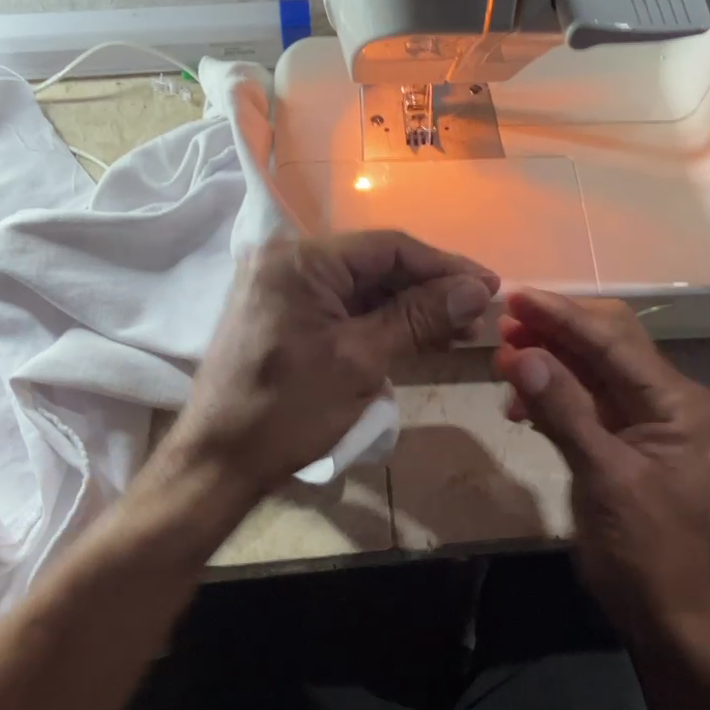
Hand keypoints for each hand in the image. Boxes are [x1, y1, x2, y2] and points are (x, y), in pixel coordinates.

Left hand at [166, 230, 497, 492]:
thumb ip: (419, 317)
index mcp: (300, 260)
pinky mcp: (280, 315)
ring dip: (407, 308)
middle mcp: (286, 260)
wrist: (219, 462)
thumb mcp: (361, 361)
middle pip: (375, 264)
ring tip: (457, 330)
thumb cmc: (288, 412)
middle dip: (429, 289)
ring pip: (359, 287)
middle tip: (479, 314)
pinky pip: (339, 307)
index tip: (491, 286)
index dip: (445, 266)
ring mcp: (280, 288)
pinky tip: (415, 336)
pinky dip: (377, 322)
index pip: (388, 247)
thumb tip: (476, 289)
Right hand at [490, 290, 709, 640]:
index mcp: (674, 401)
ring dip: (546, 362)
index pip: (613, 342)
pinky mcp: (615, 439)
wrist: (661, 607)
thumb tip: (522, 356)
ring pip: (586, 370)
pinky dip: (548, 395)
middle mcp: (661, 399)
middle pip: (603, 345)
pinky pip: (578, 401)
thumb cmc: (644, 546)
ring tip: (501, 363)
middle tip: (502, 328)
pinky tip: (517, 404)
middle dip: (552, 332)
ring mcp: (638, 419)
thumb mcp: (605, 477)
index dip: (562, 316)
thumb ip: (564, 412)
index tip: (516, 297)